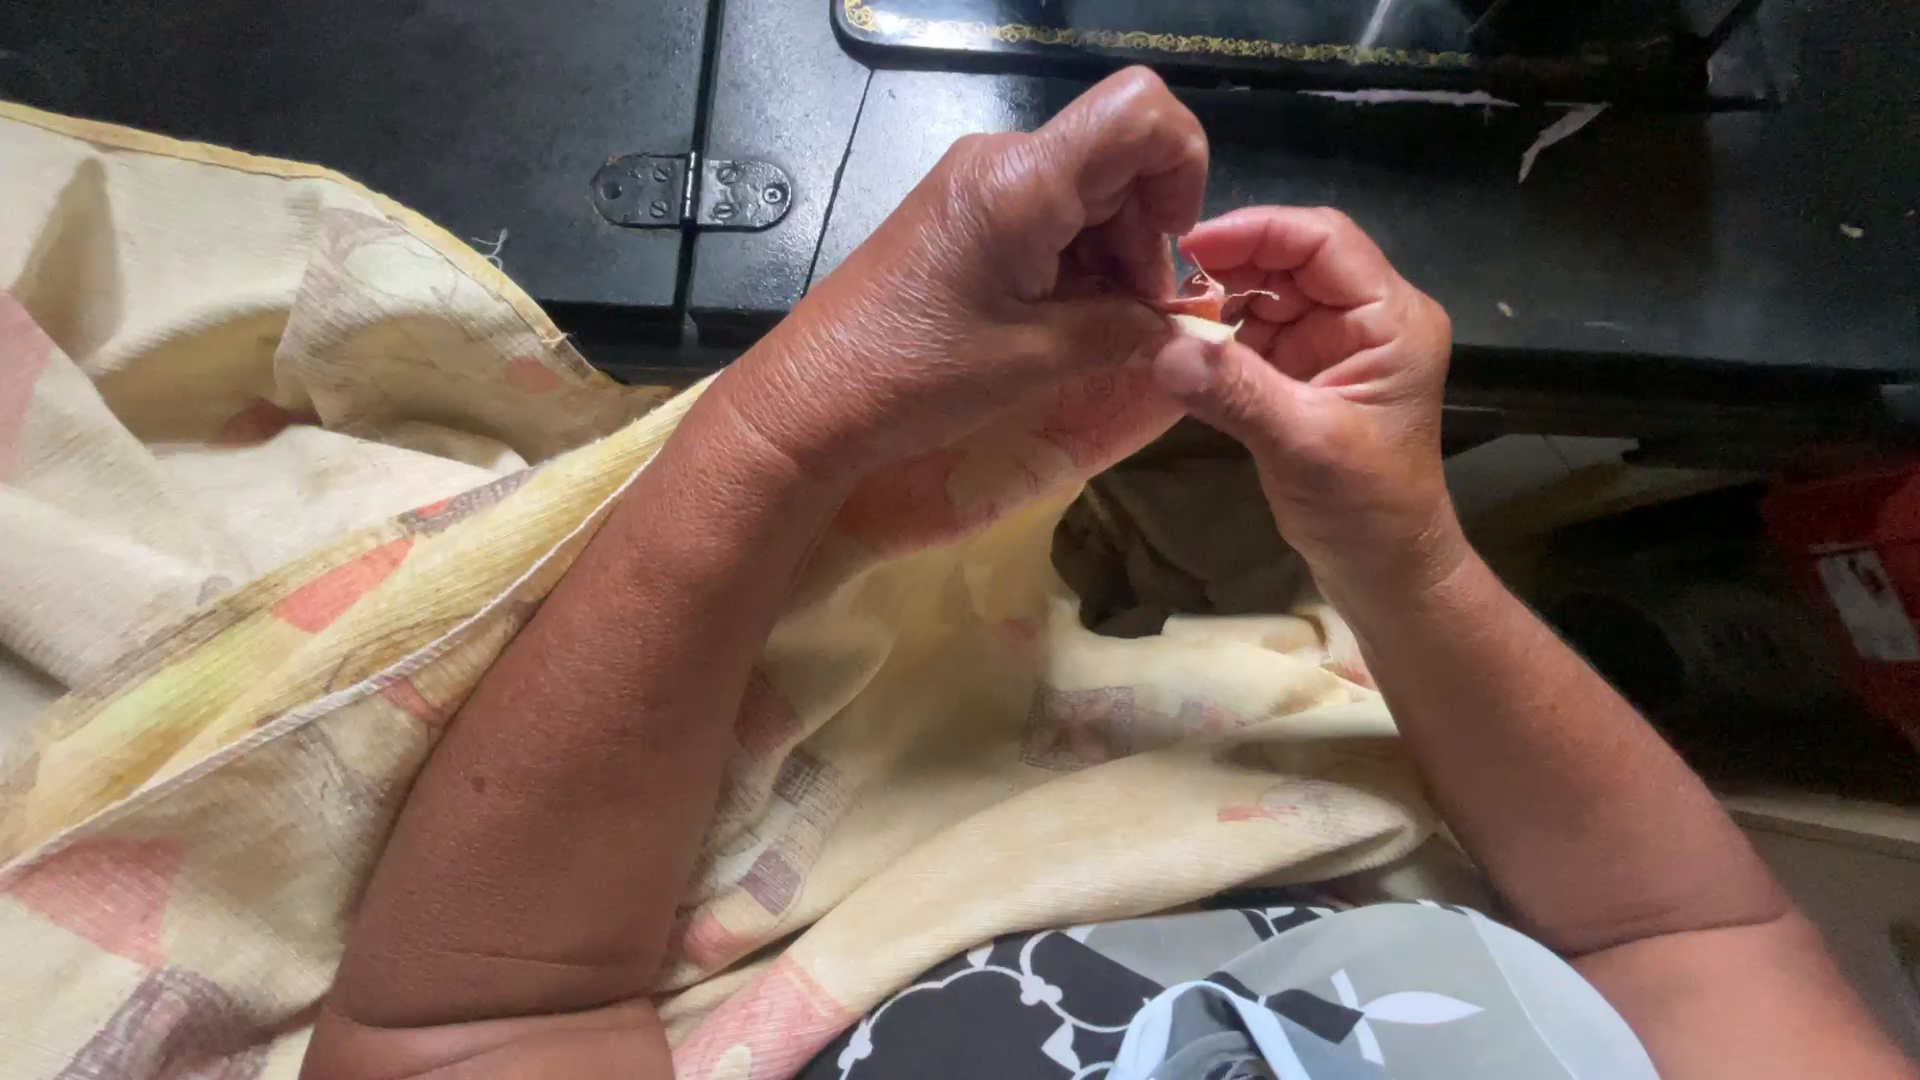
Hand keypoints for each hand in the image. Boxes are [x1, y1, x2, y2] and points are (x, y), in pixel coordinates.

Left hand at [715, 67, 1207, 481]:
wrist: (813, 399)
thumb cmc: (918, 376)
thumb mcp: (1031, 362)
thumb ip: (1119, 333)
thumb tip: (1177, 330)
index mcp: (1021, 181)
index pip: (1140, 113)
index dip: (1181, 169)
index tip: (1169, 251)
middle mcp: (1000, 165)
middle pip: (1114, 163)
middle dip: (1143, 239)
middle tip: (1137, 322)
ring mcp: (975, 192)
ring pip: (1081, 199)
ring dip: (1107, 263)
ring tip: (1098, 335)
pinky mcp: (959, 225)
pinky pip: (1041, 225)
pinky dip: (1069, 271)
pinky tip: (1062, 325)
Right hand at [1150, 207, 1462, 593]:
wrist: (1380, 564)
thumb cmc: (1364, 505)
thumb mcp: (1301, 443)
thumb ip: (1235, 392)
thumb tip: (1161, 348)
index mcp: (1389, 319)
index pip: (1323, 241)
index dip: (1256, 232)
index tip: (1187, 249)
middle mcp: (1362, 319)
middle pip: (1291, 262)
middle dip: (1228, 269)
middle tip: (1163, 290)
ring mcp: (1328, 347)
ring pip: (1266, 298)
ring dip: (1216, 304)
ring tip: (1164, 320)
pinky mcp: (1299, 376)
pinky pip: (1251, 339)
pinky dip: (1215, 341)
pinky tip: (1182, 351)